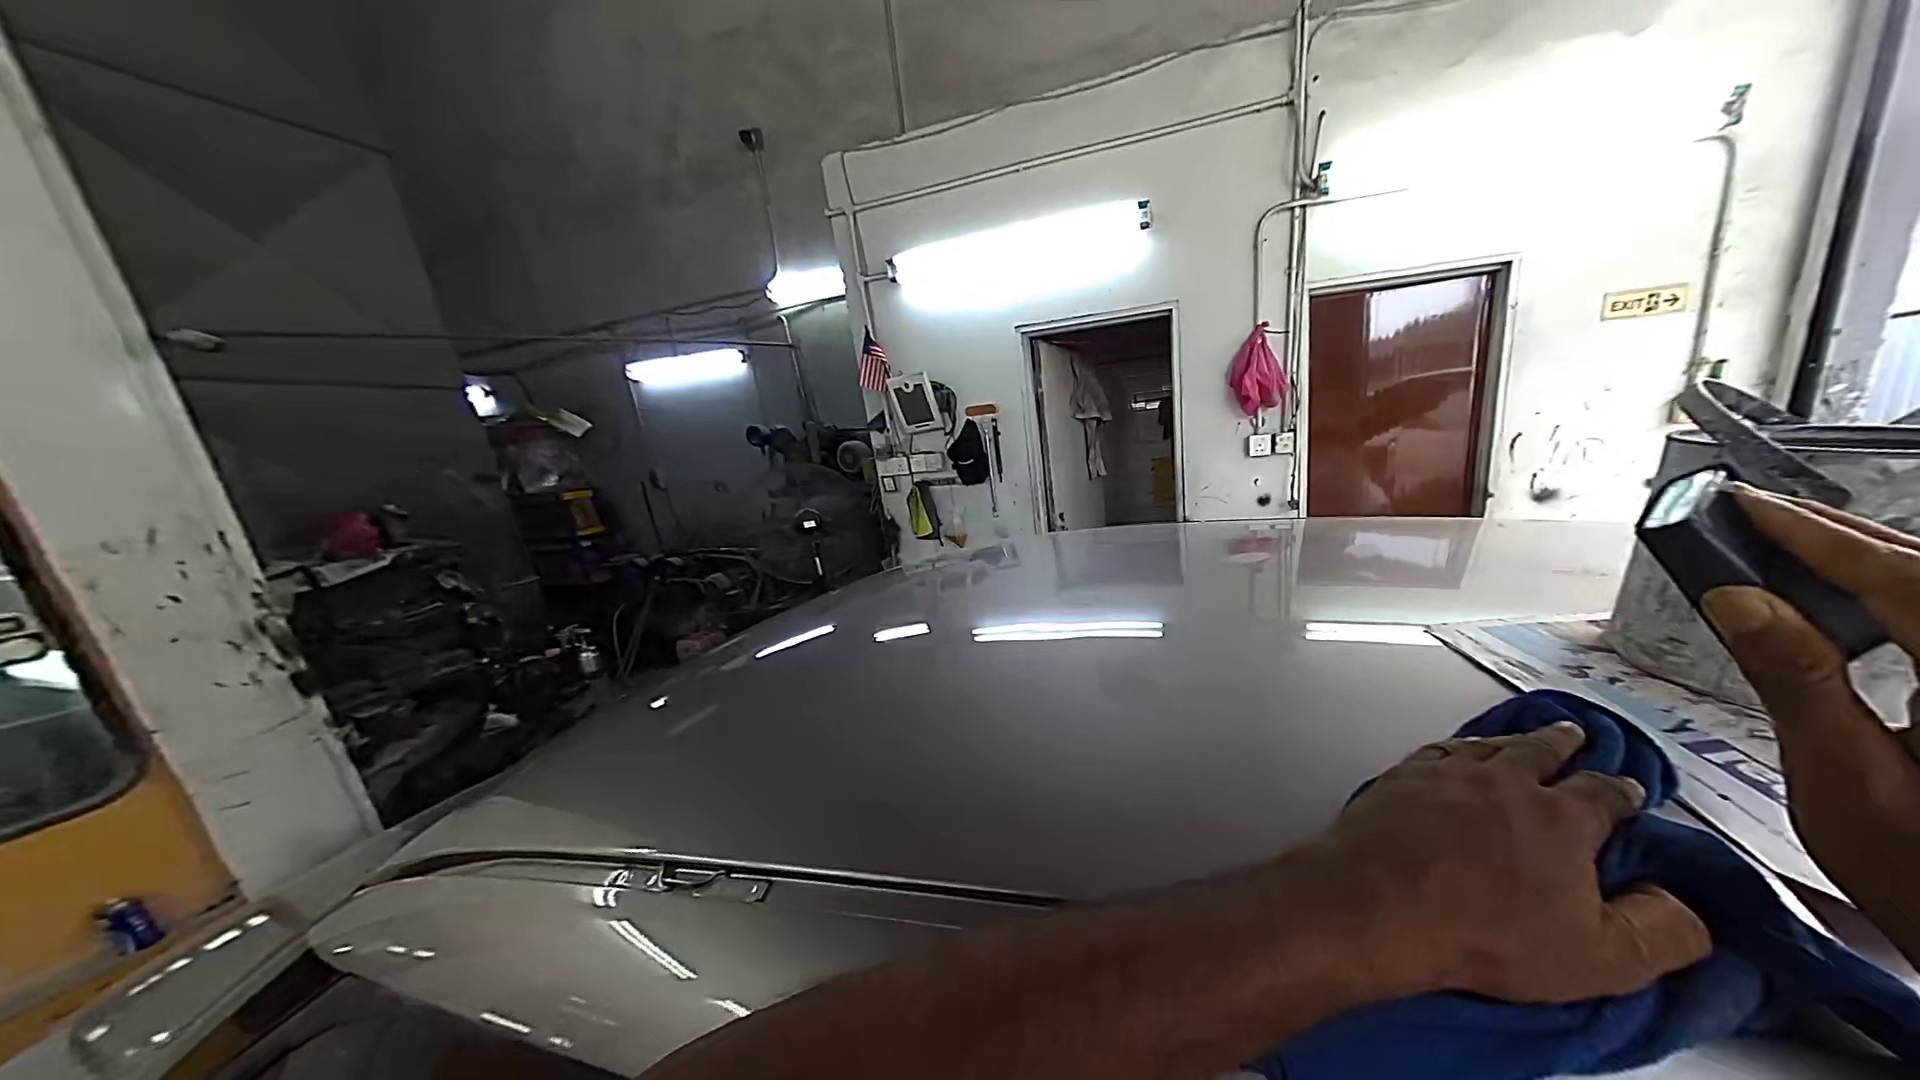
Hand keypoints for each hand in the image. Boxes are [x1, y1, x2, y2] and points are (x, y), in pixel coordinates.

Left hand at [1321, 722, 1710, 1002]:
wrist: (1382, 902)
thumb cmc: (1485, 932)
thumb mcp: (1603, 956)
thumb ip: (1662, 930)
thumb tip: (1682, 905)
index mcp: (1559, 819)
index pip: (1602, 795)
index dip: (1620, 790)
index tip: (1630, 787)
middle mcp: (1501, 783)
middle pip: (1539, 752)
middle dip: (1563, 744)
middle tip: (1575, 733)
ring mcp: (1445, 775)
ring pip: (1486, 745)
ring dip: (1509, 739)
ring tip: (1520, 736)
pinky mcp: (1400, 778)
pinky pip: (1435, 750)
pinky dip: (1453, 746)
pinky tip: (1453, 751)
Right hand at [1700, 485, 1919, 964]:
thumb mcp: (1843, 780)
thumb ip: (1794, 681)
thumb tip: (1739, 599)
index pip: (1907, 585)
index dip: (1820, 538)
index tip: (1750, 507)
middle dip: (1847, 538)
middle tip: (1759, 514)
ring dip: (1877, 561)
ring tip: (1794, 544)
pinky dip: (1903, 597)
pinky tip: (1855, 596)